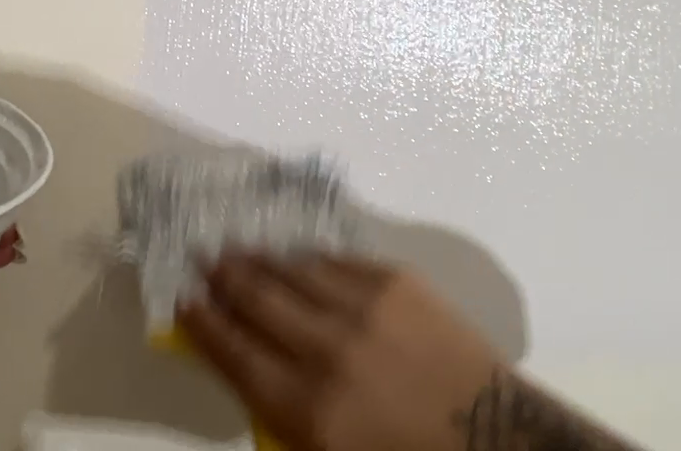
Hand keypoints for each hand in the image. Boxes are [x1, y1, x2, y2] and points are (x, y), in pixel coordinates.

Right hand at [178, 253, 502, 450]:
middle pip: (254, 299)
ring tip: (237, 248)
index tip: (180, 298)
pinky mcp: (395, 281)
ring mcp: (362, 307)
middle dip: (221, 277)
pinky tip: (295, 256)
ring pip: (291, 269)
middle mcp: (325, 349)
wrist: (500, 440)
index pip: (232, 351)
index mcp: (307, 409)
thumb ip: (281, 413)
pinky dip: (308, 259)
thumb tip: (243, 361)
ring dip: (258, 259)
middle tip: (201, 258)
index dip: (200, 321)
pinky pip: (335, 260)